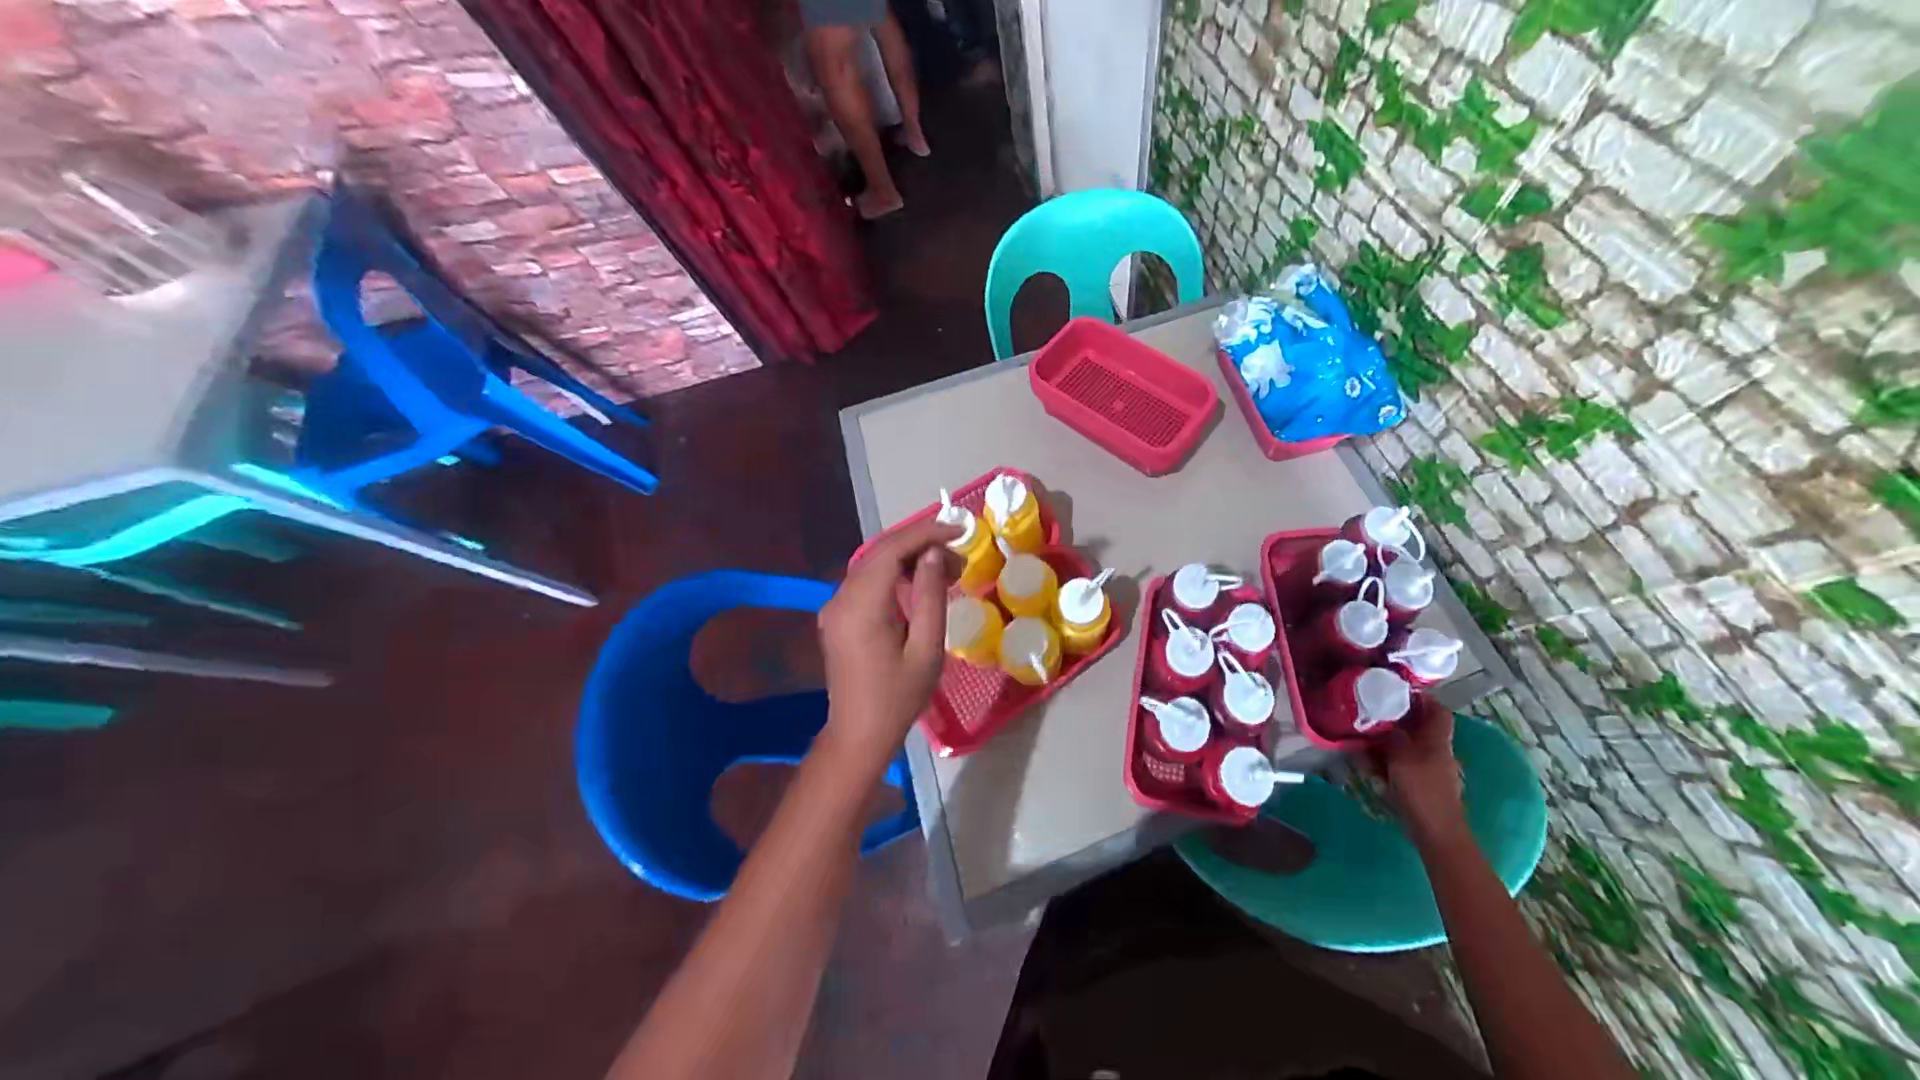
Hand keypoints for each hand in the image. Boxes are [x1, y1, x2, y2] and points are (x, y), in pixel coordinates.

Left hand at [818, 519, 960, 762]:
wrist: (859, 733)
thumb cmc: (898, 697)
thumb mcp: (926, 649)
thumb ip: (930, 596)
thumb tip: (934, 554)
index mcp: (861, 606)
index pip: (891, 550)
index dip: (925, 534)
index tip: (958, 531)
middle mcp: (840, 599)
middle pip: (879, 553)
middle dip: (920, 545)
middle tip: (959, 558)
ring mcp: (834, 607)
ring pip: (871, 565)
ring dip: (907, 559)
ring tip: (946, 571)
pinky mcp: (835, 617)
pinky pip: (865, 582)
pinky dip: (893, 575)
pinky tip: (918, 586)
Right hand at [1368, 698, 1464, 839]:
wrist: (1436, 830)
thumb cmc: (1421, 789)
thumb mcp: (1401, 756)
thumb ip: (1392, 735)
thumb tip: (1382, 719)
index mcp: (1437, 740)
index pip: (1437, 710)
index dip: (1422, 698)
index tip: (1396, 690)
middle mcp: (1436, 750)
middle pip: (1418, 727)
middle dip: (1396, 720)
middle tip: (1370, 714)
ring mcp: (1429, 767)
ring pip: (1407, 745)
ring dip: (1387, 741)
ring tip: (1363, 740)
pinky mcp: (1420, 782)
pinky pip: (1401, 763)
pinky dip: (1387, 760)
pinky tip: (1370, 765)